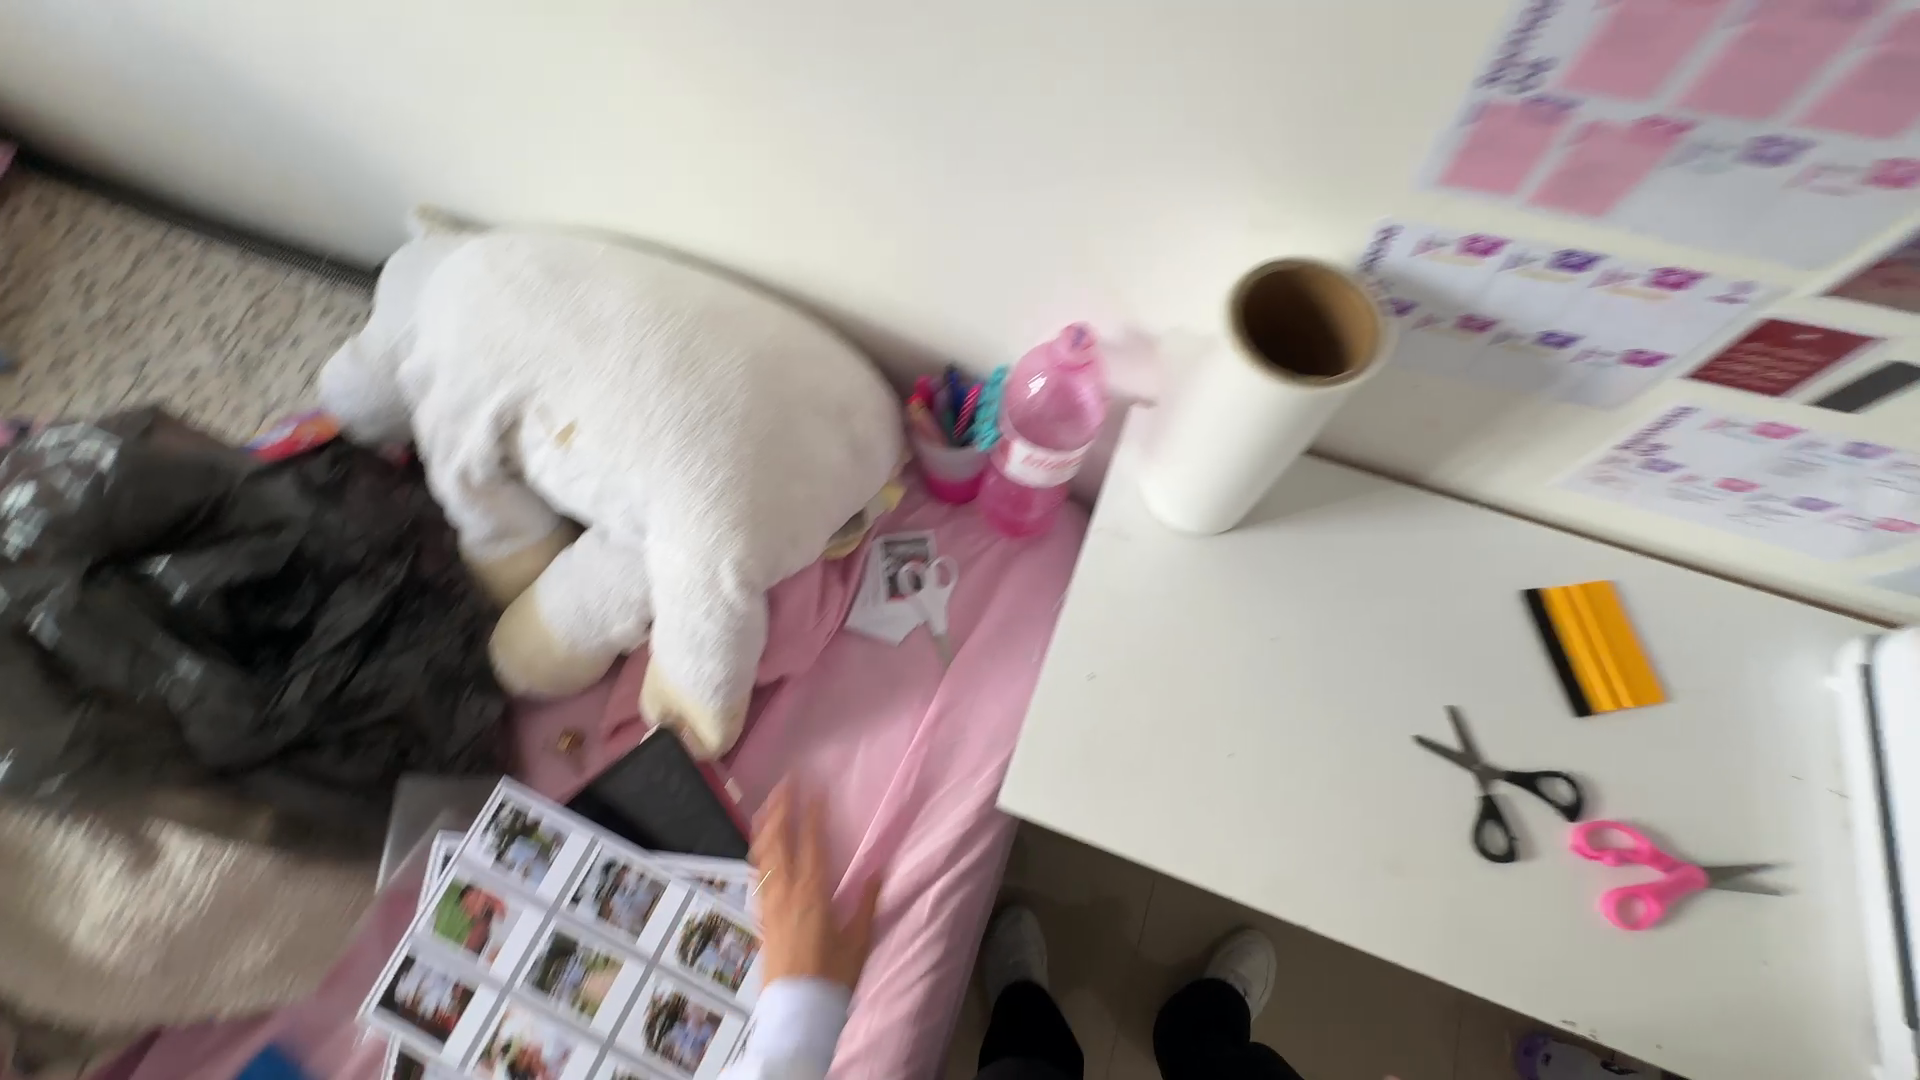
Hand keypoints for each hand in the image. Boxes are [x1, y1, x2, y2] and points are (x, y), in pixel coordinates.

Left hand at [750, 781, 881, 988]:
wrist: (798, 1011)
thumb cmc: (832, 975)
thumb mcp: (858, 939)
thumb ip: (866, 902)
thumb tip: (877, 869)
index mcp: (812, 892)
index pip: (810, 842)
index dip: (811, 812)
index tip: (814, 787)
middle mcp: (786, 891)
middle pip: (778, 840)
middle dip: (780, 808)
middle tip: (785, 782)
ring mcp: (770, 903)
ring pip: (762, 855)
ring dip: (765, 825)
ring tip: (768, 803)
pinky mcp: (762, 915)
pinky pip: (758, 873)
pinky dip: (760, 851)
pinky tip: (762, 846)